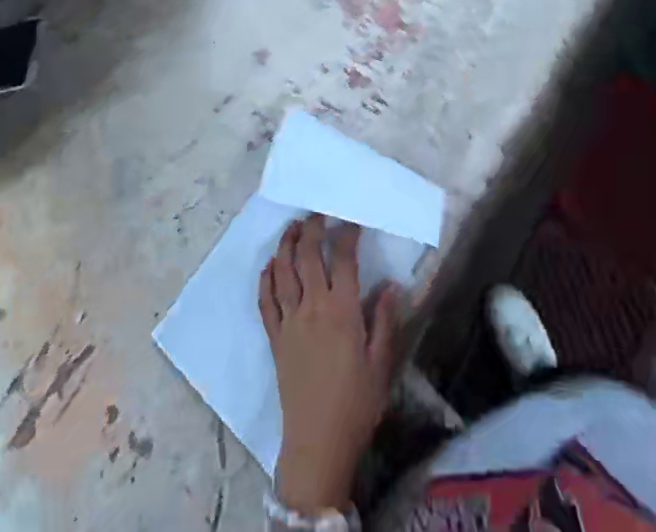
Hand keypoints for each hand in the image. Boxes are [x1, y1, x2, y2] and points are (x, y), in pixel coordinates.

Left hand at [259, 215, 400, 515]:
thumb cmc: (357, 404)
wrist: (317, 441)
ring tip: (292, 227)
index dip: (346, 234)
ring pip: (282, 271)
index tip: (351, 220)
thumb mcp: (382, 363)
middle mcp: (311, 307)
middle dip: (312, 228)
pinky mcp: (274, 337)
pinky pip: (265, 300)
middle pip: (307, 255)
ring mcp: (288, 321)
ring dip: (285, 244)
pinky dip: (265, 278)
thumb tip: (391, 285)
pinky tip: (269, 266)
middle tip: (319, 214)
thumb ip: (384, 321)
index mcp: (342, 311)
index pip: (342, 259)